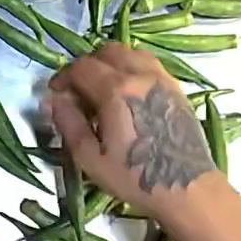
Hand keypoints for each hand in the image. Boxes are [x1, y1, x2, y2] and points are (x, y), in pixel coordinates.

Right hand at [47, 43, 235, 228]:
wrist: (186, 188)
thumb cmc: (135, 178)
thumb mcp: (91, 159)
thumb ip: (69, 124)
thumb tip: (53, 101)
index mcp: (117, 91)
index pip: (81, 68)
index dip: (63, 77)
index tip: (56, 93)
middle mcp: (141, 76)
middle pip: (106, 52)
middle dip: (86, 66)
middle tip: (78, 91)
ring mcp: (162, 79)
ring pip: (130, 53)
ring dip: (110, 63)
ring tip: (103, 89)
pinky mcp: (176, 88)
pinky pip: (149, 63)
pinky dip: (132, 68)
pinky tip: (128, 93)